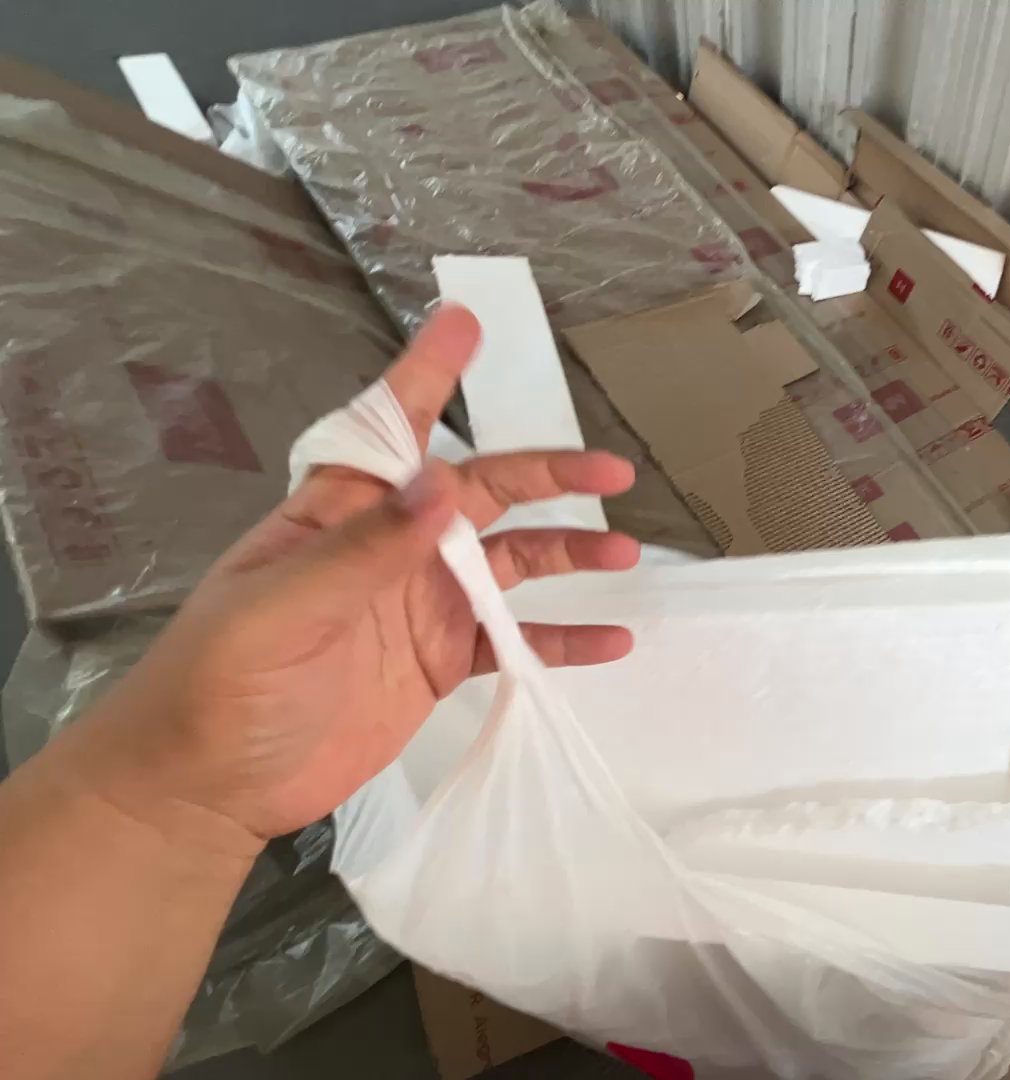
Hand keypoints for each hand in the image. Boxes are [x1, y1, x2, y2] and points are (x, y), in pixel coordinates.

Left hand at [60, 305, 639, 854]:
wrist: (214, 790)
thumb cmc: (220, 689)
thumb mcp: (281, 609)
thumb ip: (366, 547)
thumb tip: (446, 481)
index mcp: (343, 516)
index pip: (392, 432)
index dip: (428, 375)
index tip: (466, 326)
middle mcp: (400, 548)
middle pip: (489, 495)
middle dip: (552, 477)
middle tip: (613, 472)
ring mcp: (432, 602)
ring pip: (521, 563)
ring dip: (574, 556)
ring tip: (626, 555)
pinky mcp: (452, 656)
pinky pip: (523, 639)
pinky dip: (568, 639)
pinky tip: (611, 642)